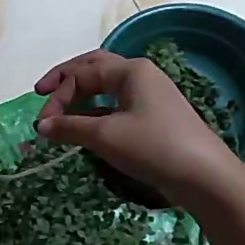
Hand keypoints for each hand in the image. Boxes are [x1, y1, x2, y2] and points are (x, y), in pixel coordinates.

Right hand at [34, 50, 239, 204]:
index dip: (57, 95)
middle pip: (93, 69)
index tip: (42, 123)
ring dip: (79, 98)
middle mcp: (139, 76)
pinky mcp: (152, 117)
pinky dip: (94, 113)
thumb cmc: (153, 147)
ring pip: (104, 88)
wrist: (203, 176)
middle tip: (42, 93)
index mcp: (130, 71)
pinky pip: (115, 106)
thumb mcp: (105, 136)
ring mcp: (148, 96)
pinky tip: (83, 127)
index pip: (81, 73)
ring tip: (59, 112)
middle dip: (66, 81)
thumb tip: (41, 126)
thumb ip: (69, 127)